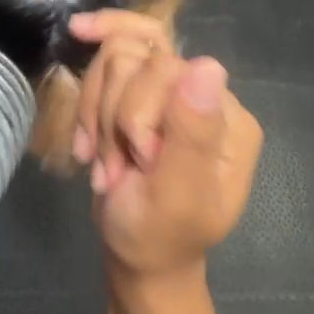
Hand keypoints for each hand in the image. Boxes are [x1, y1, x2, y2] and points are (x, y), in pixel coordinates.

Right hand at [68, 10, 262, 281]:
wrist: (136, 255)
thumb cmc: (158, 235)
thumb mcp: (177, 196)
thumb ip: (192, 134)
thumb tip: (209, 66)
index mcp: (228, 118)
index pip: (167, 68)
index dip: (134, 113)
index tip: (139, 161)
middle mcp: (204, 95)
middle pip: (135, 58)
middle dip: (113, 118)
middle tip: (118, 169)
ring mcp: (171, 92)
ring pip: (113, 58)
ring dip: (97, 116)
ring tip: (106, 162)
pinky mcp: (142, 94)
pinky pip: (102, 69)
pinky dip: (85, 107)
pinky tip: (87, 147)